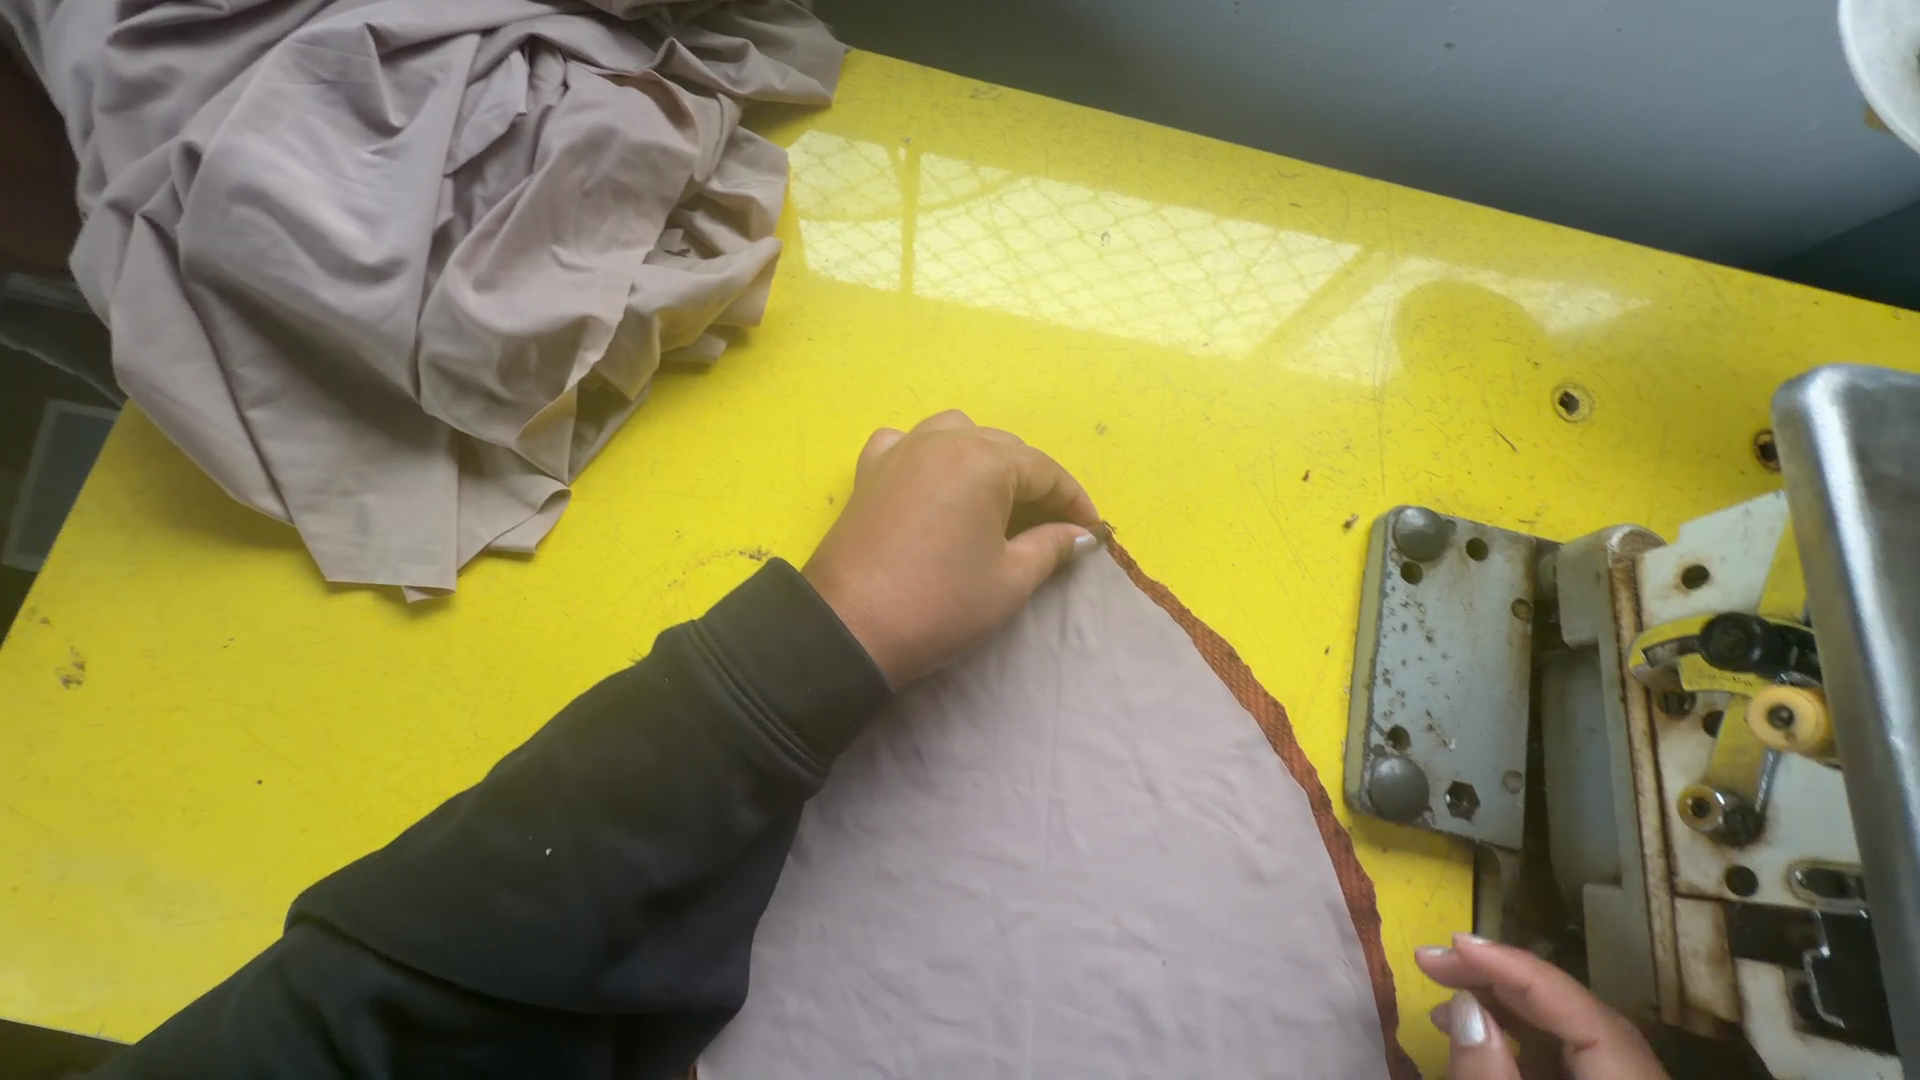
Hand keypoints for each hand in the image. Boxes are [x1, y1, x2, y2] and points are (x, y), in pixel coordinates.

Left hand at [804, 410, 1100, 685]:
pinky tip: (934, 479)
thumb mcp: (1010, 581)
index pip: (1044, 470)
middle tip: (1053, 523)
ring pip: (957, 434)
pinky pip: (908, 444)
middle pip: (1004, 448)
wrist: (849, 629)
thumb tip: (1079, 534)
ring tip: (997, 497)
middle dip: (1035, 482)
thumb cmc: (939, 605)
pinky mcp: (868, 471)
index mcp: (982, 461)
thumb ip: (1051, 547)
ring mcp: (900, 450)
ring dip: (985, 458)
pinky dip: (929, 454)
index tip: (1091, 529)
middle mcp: (941, 440)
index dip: (1074, 500)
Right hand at [1415, 935, 1670, 1079]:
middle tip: (1432, 961)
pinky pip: (1574, 1063)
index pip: (1587, 1016)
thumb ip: (1490, 1077)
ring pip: (1576, 1038)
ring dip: (1505, 1008)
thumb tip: (1463, 1005)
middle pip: (1581, 1017)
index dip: (1520, 970)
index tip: (1453, 941)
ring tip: (1443, 998)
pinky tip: (1478, 1035)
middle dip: (1503, 981)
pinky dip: (1522, 1041)